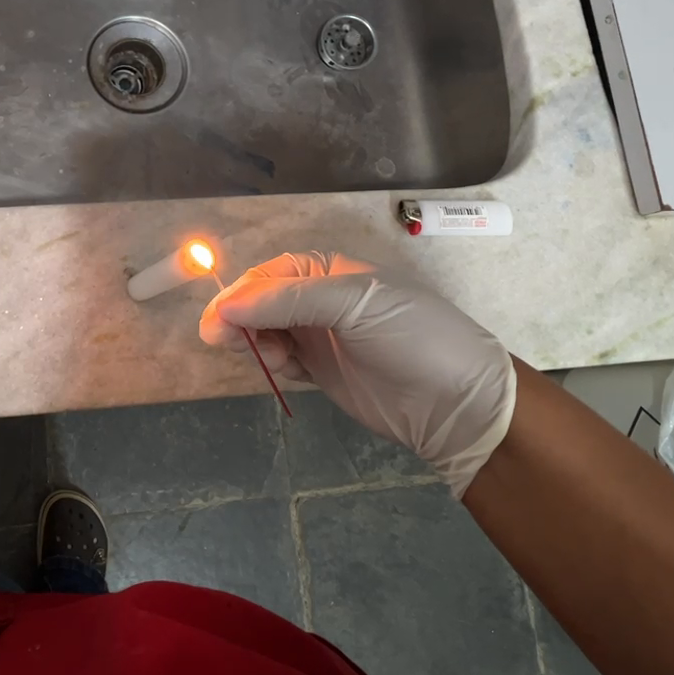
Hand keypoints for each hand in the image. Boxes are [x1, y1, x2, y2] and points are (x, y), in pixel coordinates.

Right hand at [200, 252, 516, 496]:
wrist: (456, 402)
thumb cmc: (409, 336)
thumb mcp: (351, 303)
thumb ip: (286, 301)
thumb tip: (224, 306)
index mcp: (326, 272)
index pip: (268, 275)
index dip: (240, 294)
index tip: (217, 319)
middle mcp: (318, 299)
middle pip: (260, 303)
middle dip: (239, 319)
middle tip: (221, 341)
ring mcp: (319, 336)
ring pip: (264, 332)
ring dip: (253, 342)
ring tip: (257, 356)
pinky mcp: (320, 370)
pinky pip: (280, 360)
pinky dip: (271, 363)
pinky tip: (281, 369)